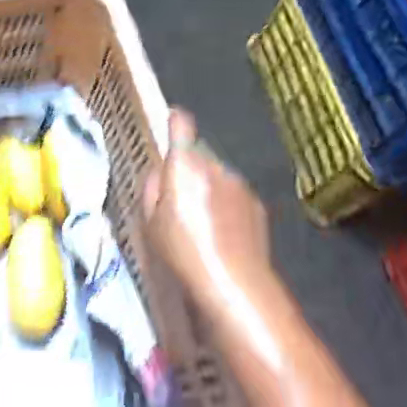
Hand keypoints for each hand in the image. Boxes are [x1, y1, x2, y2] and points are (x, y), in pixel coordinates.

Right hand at [141, 108, 270, 299]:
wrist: (236, 285)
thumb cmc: (183, 249)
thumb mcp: (149, 219)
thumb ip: (151, 186)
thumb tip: (161, 173)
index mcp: (184, 163)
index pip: (181, 123)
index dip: (175, 120)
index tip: (170, 123)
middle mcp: (213, 164)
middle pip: (197, 153)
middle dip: (189, 167)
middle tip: (180, 198)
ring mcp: (239, 184)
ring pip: (217, 174)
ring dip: (209, 186)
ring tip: (204, 222)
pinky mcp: (257, 204)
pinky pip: (234, 194)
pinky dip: (227, 204)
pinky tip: (225, 233)